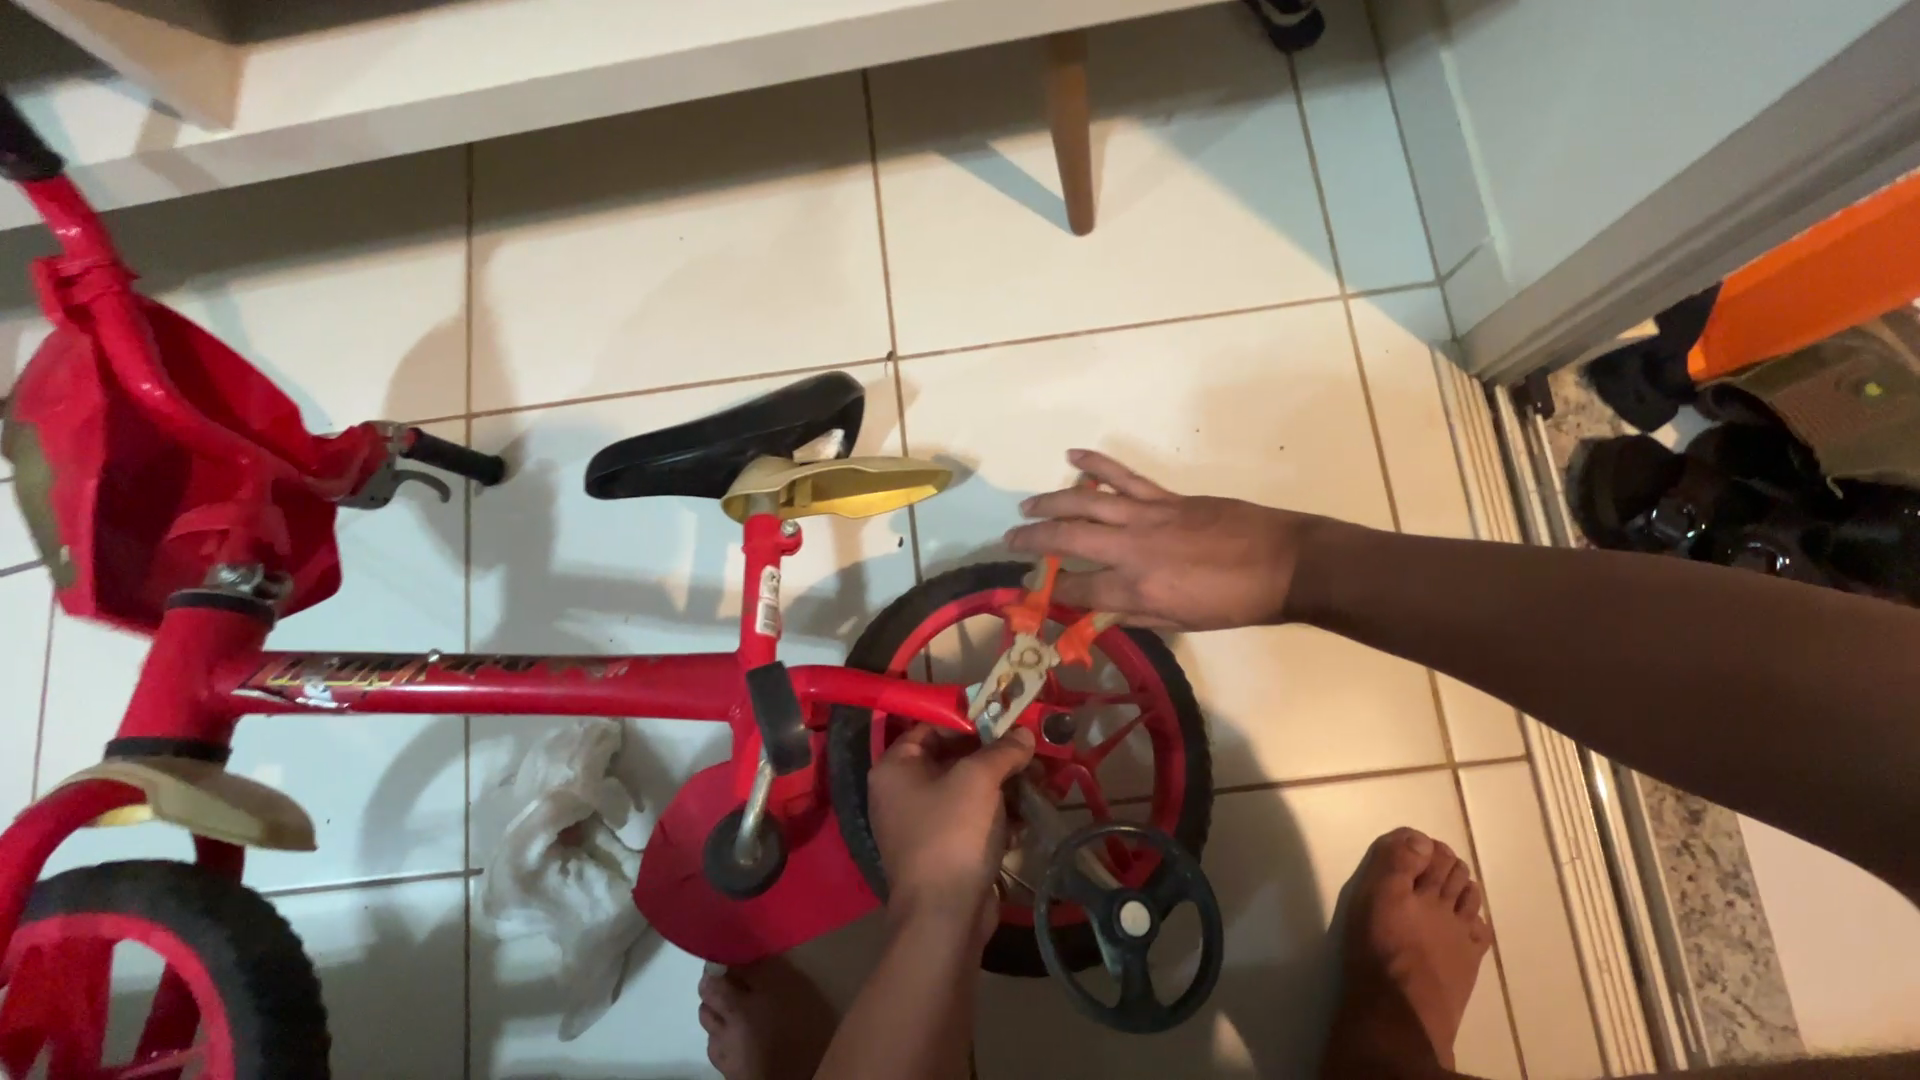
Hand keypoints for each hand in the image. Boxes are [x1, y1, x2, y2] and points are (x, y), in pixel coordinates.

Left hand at [869, 725, 1036, 940]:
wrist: (944, 916)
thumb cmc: (952, 833)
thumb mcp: (979, 779)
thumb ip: (1002, 750)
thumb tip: (1024, 733)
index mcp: (896, 767)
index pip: (933, 727)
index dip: (970, 720)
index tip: (1006, 717)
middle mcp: (902, 792)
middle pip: (955, 759)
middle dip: (997, 755)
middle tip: (1033, 749)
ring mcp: (923, 824)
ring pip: (970, 791)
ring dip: (1006, 785)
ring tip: (1044, 780)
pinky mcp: (945, 851)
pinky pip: (974, 820)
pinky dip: (1001, 815)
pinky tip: (1031, 814)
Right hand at [1002, 449, 1339, 630]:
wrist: (1285, 563)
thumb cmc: (1234, 603)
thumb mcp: (1181, 622)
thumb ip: (1134, 615)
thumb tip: (1098, 611)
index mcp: (1137, 590)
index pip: (1078, 590)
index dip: (1051, 591)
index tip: (1034, 591)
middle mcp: (1132, 550)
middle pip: (1068, 540)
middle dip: (1034, 541)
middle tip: (1009, 541)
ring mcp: (1147, 516)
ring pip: (1086, 504)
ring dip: (1051, 503)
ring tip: (1027, 507)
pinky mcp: (1165, 497)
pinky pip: (1122, 477)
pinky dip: (1095, 465)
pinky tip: (1072, 457)